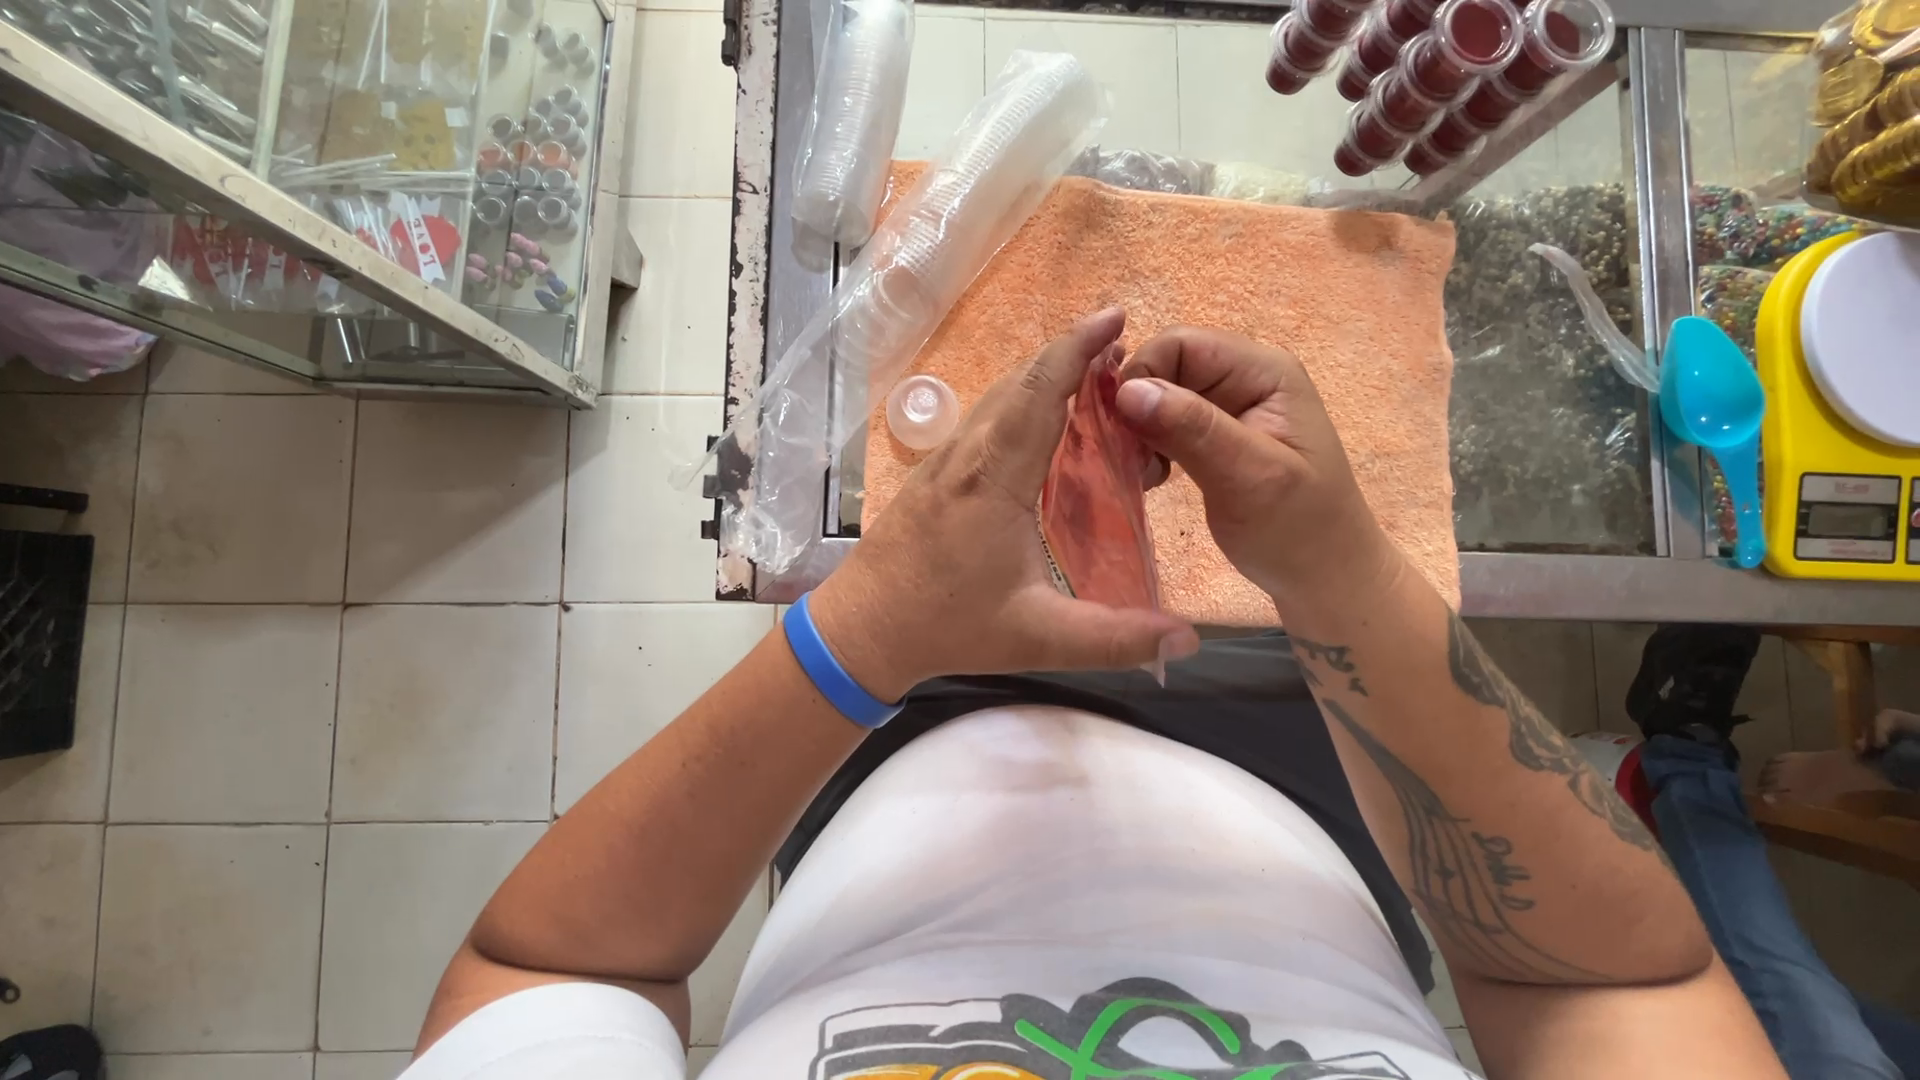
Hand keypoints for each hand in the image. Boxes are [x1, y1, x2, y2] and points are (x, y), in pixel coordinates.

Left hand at [809, 308, 1200, 702]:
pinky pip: (983, 422)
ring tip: (1091, 381)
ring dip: (1043, 380)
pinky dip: (1019, 406)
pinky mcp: (932, 476)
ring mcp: (943, 462)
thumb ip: (1115, 639)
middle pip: (1019, 384)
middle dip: (1069, 356)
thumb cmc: (948, 626)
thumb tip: (1188, 642)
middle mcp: (967, 455)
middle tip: (1121, 352)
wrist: (863, 628)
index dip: (1077, 348)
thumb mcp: (1038, 638)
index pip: (1040, 392)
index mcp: (994, 478)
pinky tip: (1041, 430)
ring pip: (997, 400)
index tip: (1114, 316)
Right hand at [1114, 326, 1400, 606]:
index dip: (1141, 377)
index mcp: (1263, 371)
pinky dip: (1148, 447)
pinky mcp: (1212, 434)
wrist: (1324, 575)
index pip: (1179, 343)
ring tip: (1146, 475)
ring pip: (1158, 396)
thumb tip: (1127, 391)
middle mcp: (1243, 376)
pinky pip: (1164, 423)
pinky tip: (1153, 477)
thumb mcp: (1249, 478)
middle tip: (1137, 463)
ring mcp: (1228, 405)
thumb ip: (1193, 430)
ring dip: (1139, 432)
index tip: (1123, 431)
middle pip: (1164, 366)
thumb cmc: (1299, 530)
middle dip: (1137, 408)